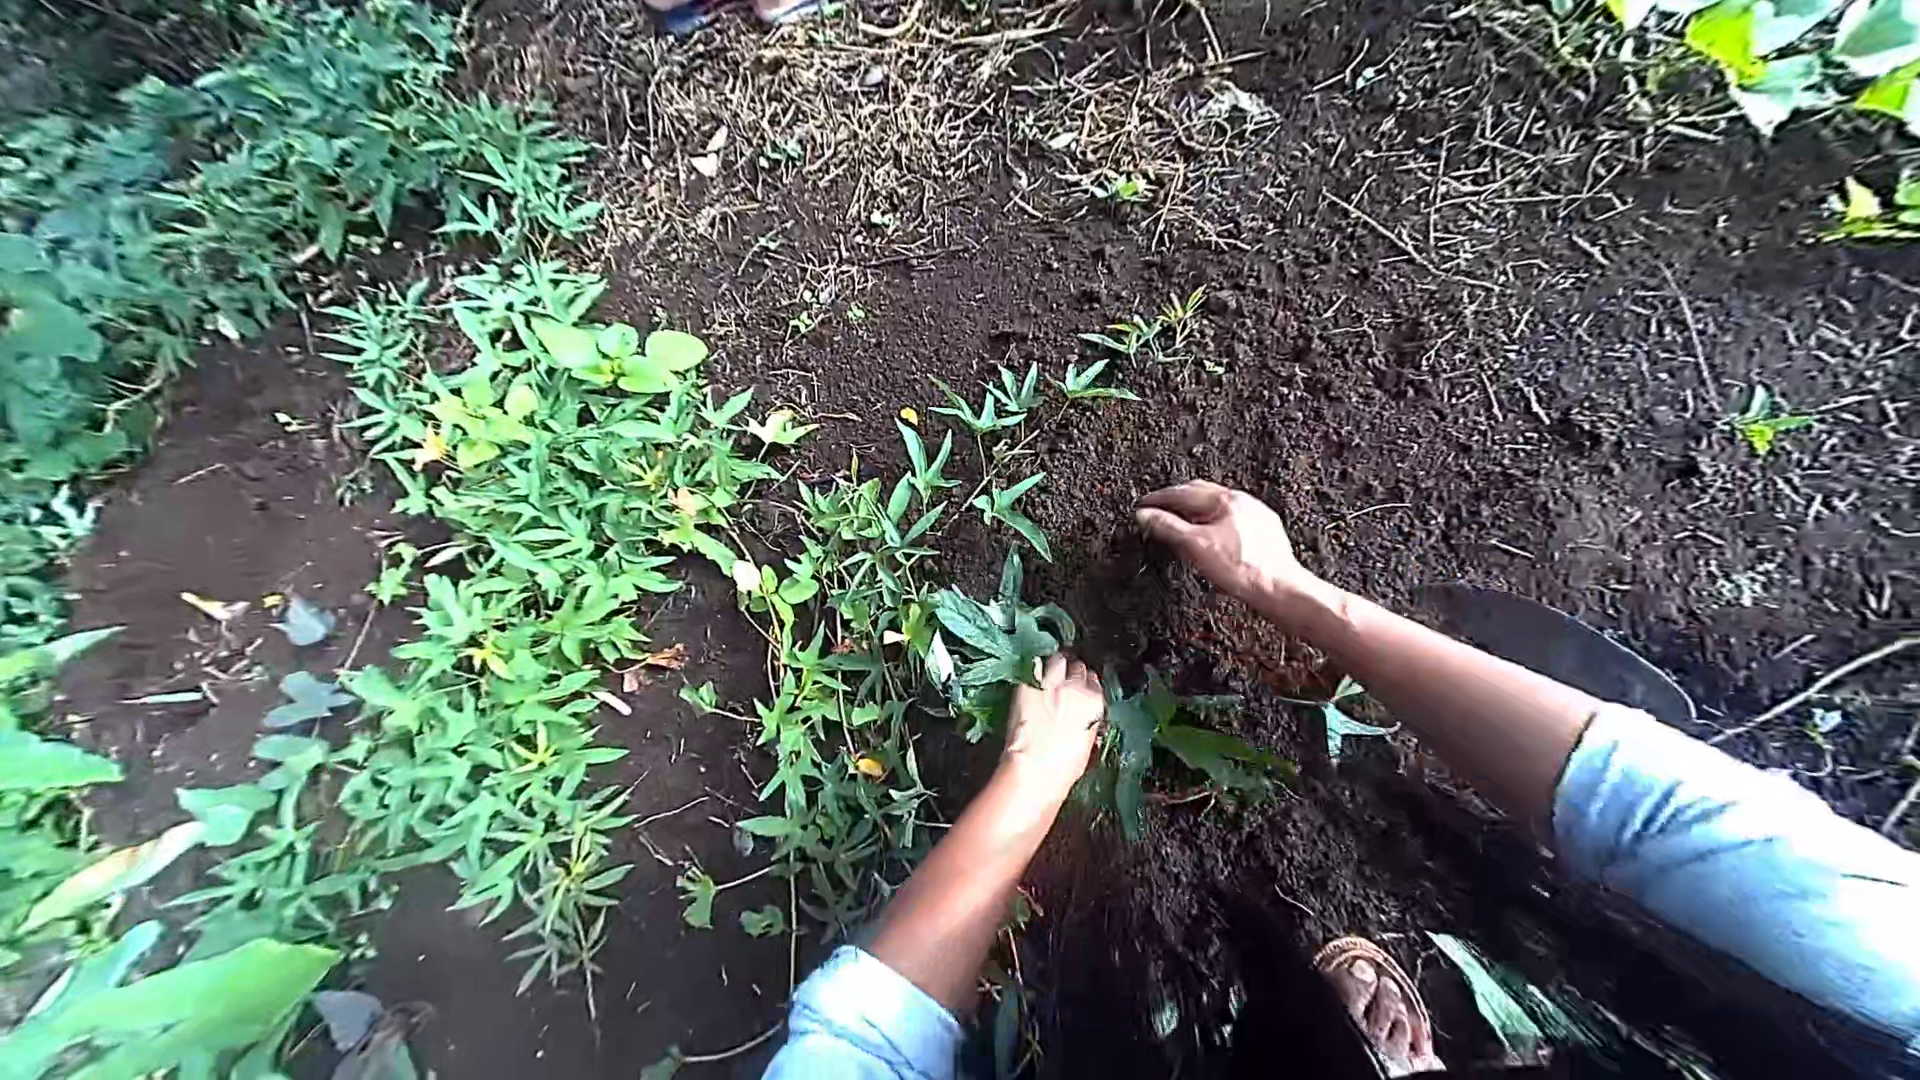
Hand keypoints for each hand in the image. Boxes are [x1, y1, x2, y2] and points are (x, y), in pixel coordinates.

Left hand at [1000, 653, 1103, 799]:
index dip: (1086, 683)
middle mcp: (1073, 688)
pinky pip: (1033, 667)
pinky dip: (1035, 669)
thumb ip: (1089, 722)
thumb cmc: (1062, 767)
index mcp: (1093, 703)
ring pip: (1057, 659)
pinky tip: (1033, 674)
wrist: (1033, 770)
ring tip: (1051, 670)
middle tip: (1066, 677)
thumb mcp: (1086, 744)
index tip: (1081, 687)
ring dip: (1056, 664)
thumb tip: (1085, 716)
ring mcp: (1049, 684)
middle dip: (1072, 671)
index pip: (1094, 680)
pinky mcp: (1026, 685)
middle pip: (1077, 666)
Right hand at [1134, 480, 1324, 609]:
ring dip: (1194, 510)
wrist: (1279, 588)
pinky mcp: (1263, 530)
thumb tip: (1144, 515)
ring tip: (1180, 522)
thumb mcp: (1194, 546)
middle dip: (1175, 500)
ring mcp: (1255, 515)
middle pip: (1200, 493)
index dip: (1157, 499)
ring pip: (1216, 506)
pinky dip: (1212, 522)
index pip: (1181, 492)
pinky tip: (1209, 536)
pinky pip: (1231, 519)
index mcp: (1225, 500)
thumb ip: (1166, 527)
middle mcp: (1242, 501)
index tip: (1142, 506)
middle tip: (1158, 511)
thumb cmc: (1242, 569)